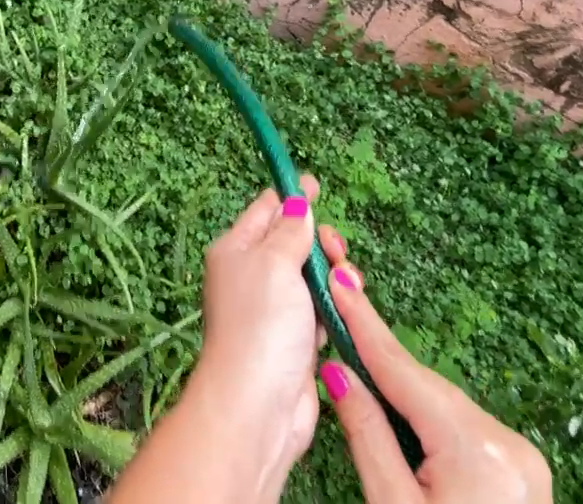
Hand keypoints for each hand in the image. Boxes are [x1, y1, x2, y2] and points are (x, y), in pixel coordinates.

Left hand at [189, 183, 327, 485]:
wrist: (258, 400)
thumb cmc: (262, 322)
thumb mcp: (274, 262)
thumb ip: (289, 230)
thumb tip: (296, 201)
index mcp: (235, 248)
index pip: (264, 210)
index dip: (291, 196)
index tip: (316, 183)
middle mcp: (250, 274)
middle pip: (291, 242)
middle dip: (319, 239)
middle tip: (336, 249)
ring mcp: (273, 308)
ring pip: (310, 276)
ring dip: (332, 274)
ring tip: (347, 280)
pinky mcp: (294, 338)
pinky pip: (319, 309)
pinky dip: (334, 305)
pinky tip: (347, 309)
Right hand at [316, 227, 552, 502]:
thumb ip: (366, 432)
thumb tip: (338, 372)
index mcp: (476, 449)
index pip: (403, 371)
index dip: (364, 323)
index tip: (338, 279)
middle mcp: (507, 441)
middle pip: (423, 384)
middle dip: (376, 351)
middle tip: (336, 302)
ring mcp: (521, 455)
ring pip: (440, 402)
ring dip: (396, 381)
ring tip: (353, 350)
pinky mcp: (521, 468)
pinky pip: (457, 423)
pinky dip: (421, 410)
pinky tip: (393, 400)